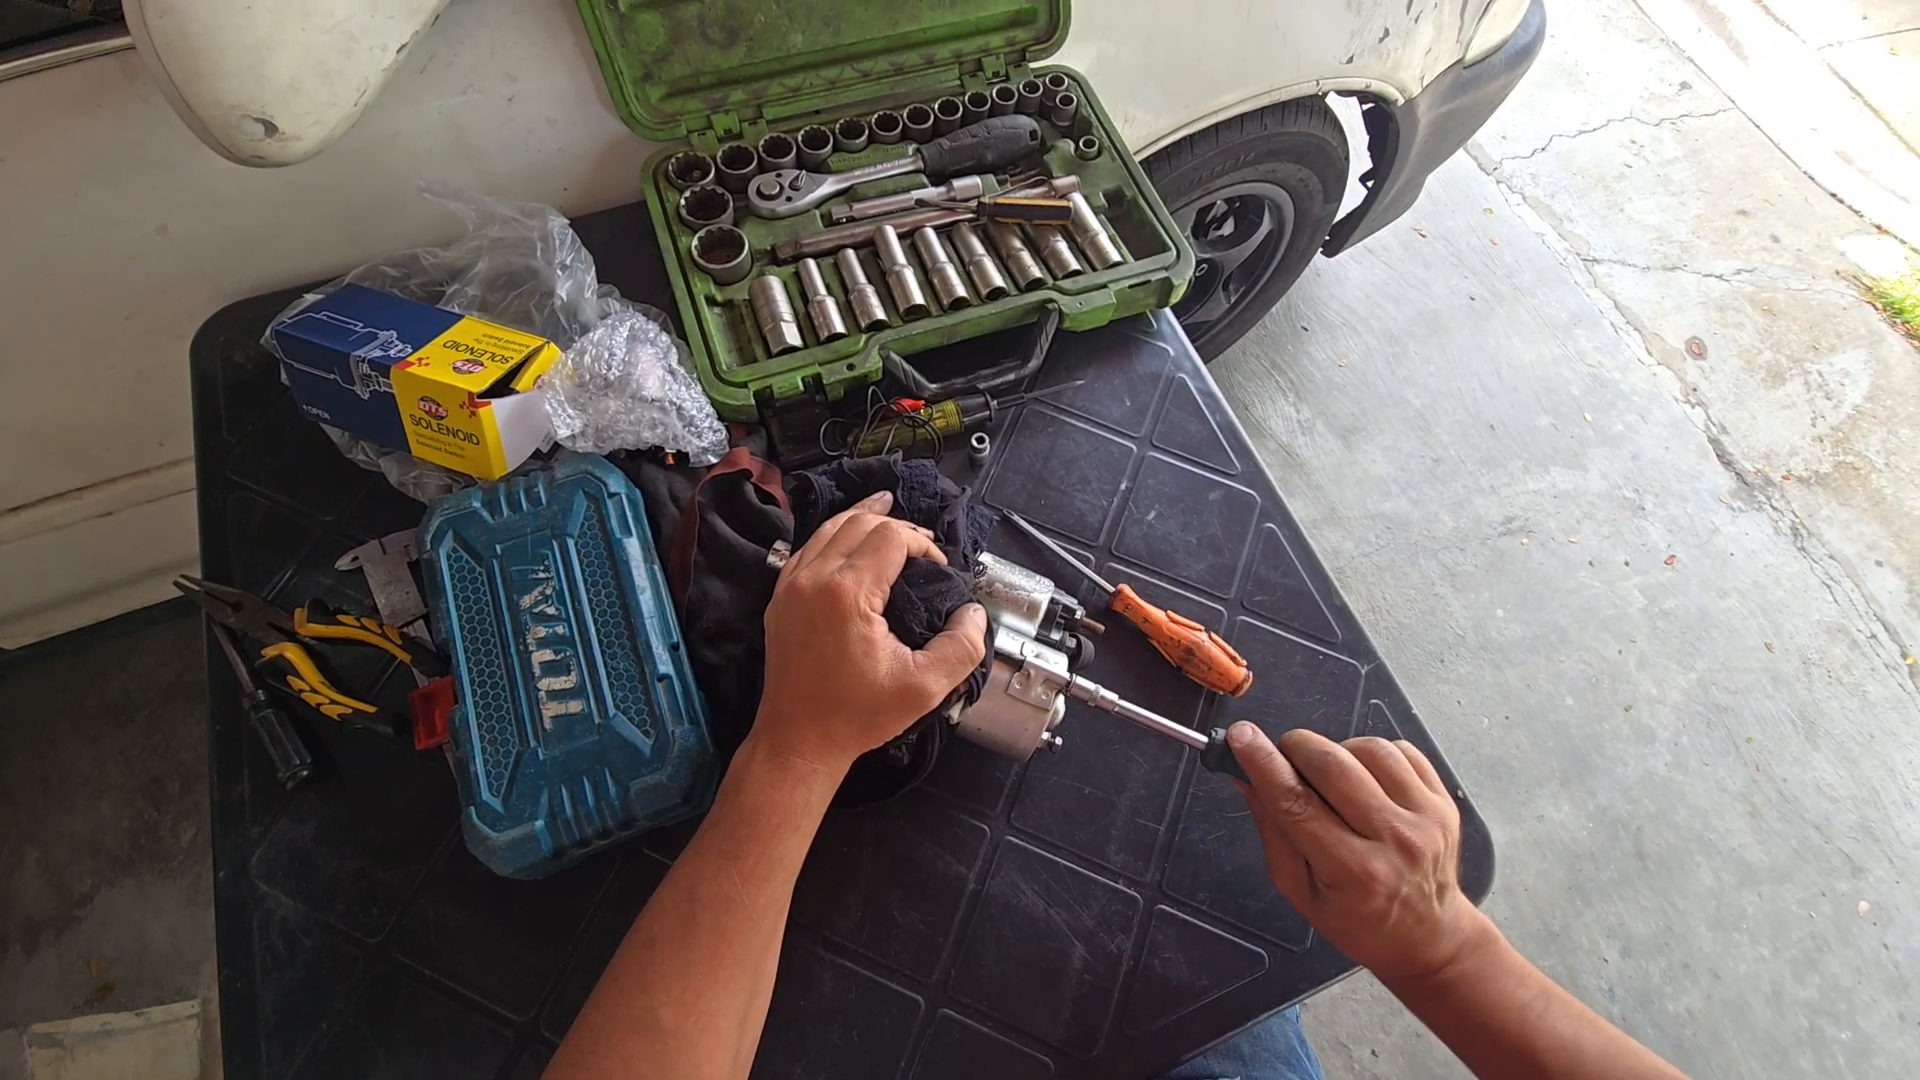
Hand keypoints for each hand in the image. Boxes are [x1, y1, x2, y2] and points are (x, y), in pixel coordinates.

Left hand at [754, 491, 987, 775]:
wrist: (797, 741)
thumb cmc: (857, 716)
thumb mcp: (924, 688)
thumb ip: (961, 646)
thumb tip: (974, 613)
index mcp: (847, 593)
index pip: (891, 536)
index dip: (922, 544)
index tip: (938, 569)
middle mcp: (814, 578)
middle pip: (860, 522)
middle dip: (897, 525)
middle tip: (923, 545)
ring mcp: (791, 585)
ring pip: (830, 528)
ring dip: (863, 518)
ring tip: (886, 506)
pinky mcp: (780, 598)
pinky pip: (808, 548)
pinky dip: (834, 535)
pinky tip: (848, 536)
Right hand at [1228, 724, 1488, 982]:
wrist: (1430, 938)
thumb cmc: (1356, 920)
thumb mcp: (1298, 889)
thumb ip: (1271, 829)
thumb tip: (1244, 775)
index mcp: (1352, 871)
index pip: (1296, 802)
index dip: (1263, 763)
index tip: (1240, 735)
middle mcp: (1394, 842)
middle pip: (1332, 764)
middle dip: (1295, 748)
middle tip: (1287, 760)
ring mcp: (1426, 819)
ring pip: (1366, 748)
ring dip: (1335, 750)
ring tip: (1331, 776)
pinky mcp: (1444, 802)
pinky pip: (1399, 749)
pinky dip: (1370, 752)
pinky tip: (1364, 777)